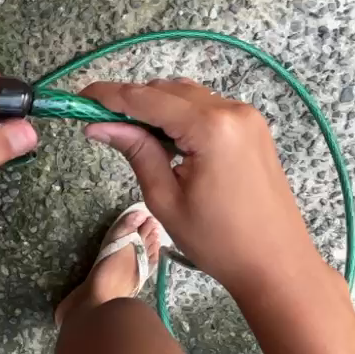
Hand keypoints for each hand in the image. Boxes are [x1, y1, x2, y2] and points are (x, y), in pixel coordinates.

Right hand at [82, 78, 328, 299]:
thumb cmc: (217, 239)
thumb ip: (135, 151)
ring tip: (126, 132)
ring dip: (152, 106)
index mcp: (210, 128)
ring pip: (185, 95)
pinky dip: (176, 114)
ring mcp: (246, 117)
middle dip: (129, 100)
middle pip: (166, 90)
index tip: (79, 97)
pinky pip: (204, 107)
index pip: (146, 98)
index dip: (108, 95)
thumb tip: (98, 126)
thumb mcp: (164, 197)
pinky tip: (160, 138)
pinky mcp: (251, 128)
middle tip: (97, 122)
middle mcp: (231, 111)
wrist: (276, 263)